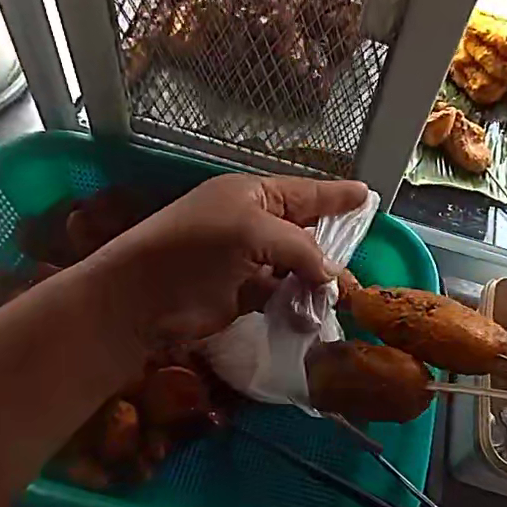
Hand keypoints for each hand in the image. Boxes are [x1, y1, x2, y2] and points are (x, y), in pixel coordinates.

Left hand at [78, 174, 369, 347]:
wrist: (139, 299)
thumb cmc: (193, 250)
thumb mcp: (251, 232)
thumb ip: (299, 247)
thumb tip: (331, 274)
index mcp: (253, 196)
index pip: (305, 193)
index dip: (337, 196)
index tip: (367, 195)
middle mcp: (254, 225)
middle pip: (305, 232)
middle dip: (333, 246)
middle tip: (362, 259)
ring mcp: (249, 261)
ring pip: (297, 267)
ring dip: (318, 281)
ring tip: (345, 294)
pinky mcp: (244, 295)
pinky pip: (283, 294)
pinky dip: (299, 303)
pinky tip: (316, 312)